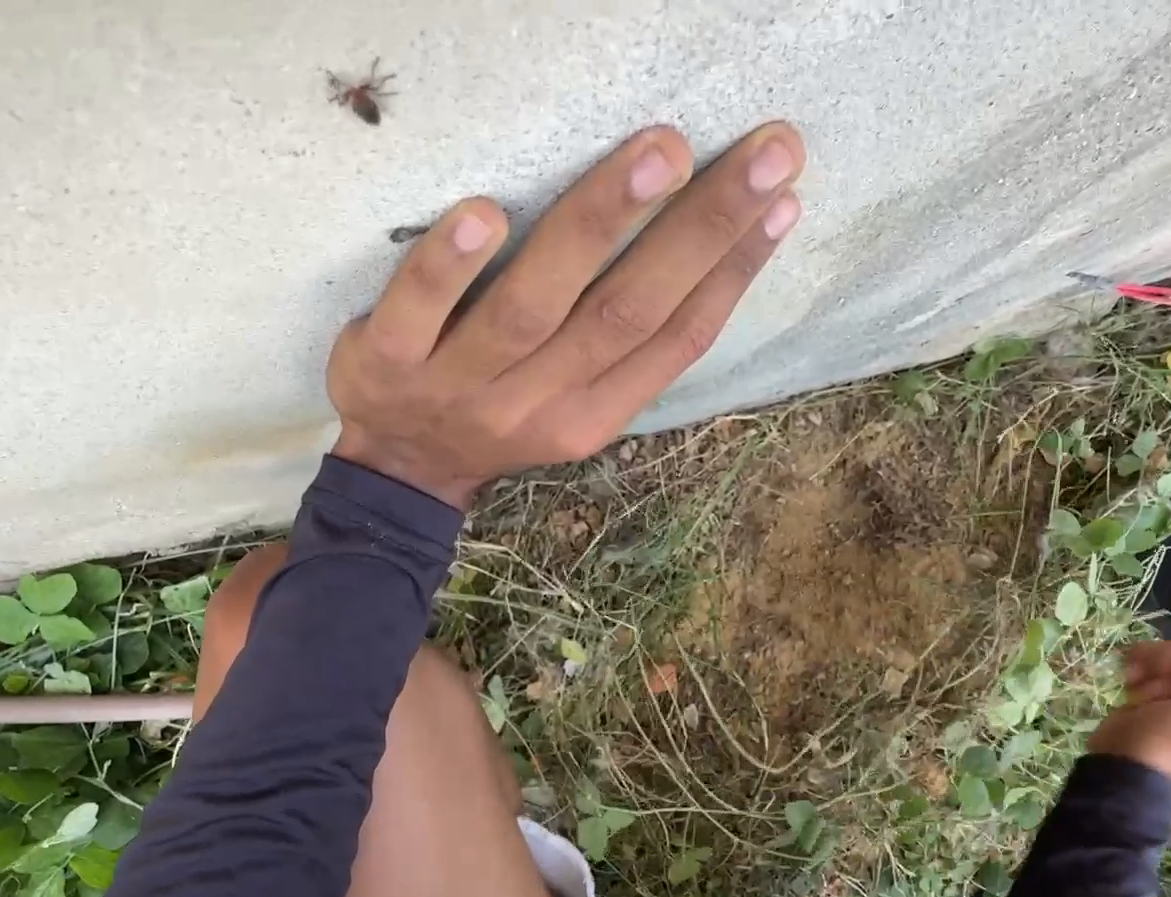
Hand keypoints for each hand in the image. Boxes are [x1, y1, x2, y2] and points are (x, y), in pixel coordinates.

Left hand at [325, 122, 805, 506]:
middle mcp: (536, 404)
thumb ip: (625, 351)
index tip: (783, 199)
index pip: (675, 343)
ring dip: (599, 225)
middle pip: (624, 315)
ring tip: (662, 153)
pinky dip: (452, 265)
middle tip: (762, 156)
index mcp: (592, 416)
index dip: (733, 274)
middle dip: (698, 233)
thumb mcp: (575, 408)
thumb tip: (706, 260)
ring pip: (534, 306)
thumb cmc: (502, 416)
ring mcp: (460, 384)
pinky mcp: (386, 363)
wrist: (401, 468)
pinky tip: (487, 211)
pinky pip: (419, 310)